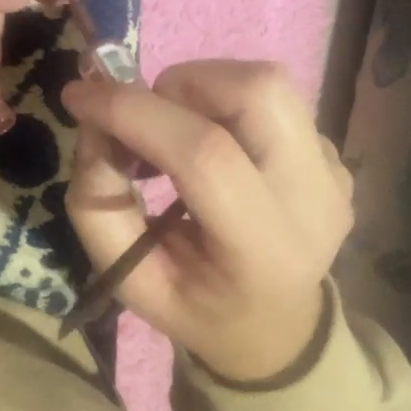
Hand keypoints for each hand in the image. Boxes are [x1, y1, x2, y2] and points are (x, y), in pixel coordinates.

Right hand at [61, 62, 353, 382]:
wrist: (275, 327)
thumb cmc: (193, 304)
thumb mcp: (126, 276)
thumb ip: (98, 204)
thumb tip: (94, 125)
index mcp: (263, 249)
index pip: (204, 154)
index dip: (132, 112)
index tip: (77, 96)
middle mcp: (314, 201)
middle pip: (257, 93)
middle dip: (179, 86)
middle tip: (143, 119)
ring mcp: (332, 173)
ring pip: (267, 83)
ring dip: (199, 89)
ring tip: (171, 130)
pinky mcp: (333, 154)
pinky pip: (273, 101)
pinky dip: (222, 106)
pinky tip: (208, 148)